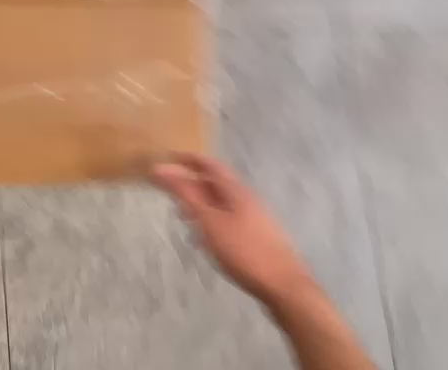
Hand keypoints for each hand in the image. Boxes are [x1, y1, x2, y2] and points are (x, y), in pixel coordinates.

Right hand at [151, 153, 315, 303]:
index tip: (166, 159)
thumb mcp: (209, 221)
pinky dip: (213, 217)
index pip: (209, 164)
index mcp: (236, 190)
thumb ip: (185, 194)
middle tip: (169, 190)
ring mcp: (257, 218)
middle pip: (216, 181)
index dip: (187, 159)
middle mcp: (248, 198)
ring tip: (183, 214)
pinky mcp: (260, 236)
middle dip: (192, 182)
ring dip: (201, 201)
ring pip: (223, 201)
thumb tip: (161, 168)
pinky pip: (230, 217)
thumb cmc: (244, 251)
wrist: (286, 289)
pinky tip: (207, 236)